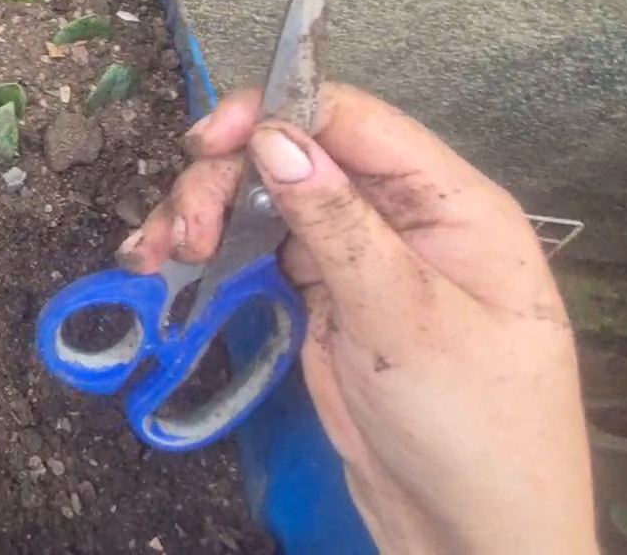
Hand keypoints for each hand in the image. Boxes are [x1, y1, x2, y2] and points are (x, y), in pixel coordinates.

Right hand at [121, 84, 596, 554]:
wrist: (460, 528)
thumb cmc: (467, 424)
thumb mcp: (406, 319)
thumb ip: (338, 223)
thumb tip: (271, 137)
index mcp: (444, 202)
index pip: (348, 119)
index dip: (271, 113)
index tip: (206, 142)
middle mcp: (389, 209)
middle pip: (282, 152)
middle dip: (219, 182)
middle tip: (184, 233)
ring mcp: (342, 243)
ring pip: (250, 191)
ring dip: (195, 212)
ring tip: (160, 256)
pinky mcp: (306, 277)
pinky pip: (242, 237)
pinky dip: (196, 244)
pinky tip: (159, 261)